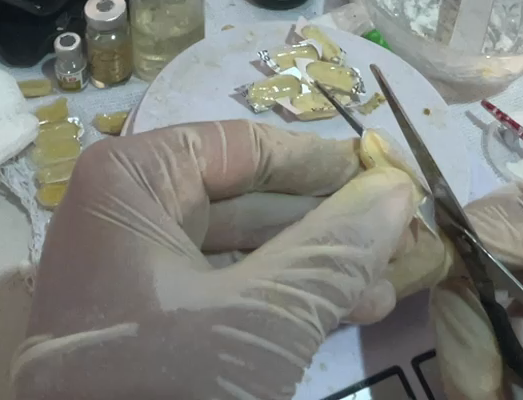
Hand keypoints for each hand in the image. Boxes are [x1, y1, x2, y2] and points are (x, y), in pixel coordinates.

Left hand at [13, 121, 416, 399]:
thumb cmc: (165, 390)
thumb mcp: (261, 319)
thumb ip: (333, 249)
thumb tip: (399, 188)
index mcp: (128, 180)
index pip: (240, 147)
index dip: (318, 161)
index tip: (385, 169)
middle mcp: (123, 213)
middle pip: (244, 198)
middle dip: (326, 220)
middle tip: (399, 228)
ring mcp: (131, 273)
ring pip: (241, 250)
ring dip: (316, 265)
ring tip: (392, 276)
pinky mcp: (145, 328)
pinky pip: (225, 294)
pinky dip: (284, 301)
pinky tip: (352, 309)